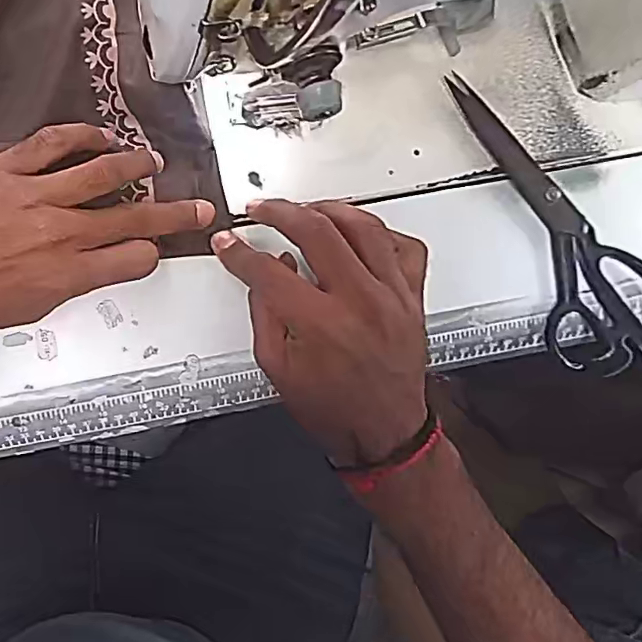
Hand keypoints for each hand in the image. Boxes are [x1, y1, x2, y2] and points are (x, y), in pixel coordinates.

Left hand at [0, 124, 215, 367]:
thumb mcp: (30, 309)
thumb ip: (70, 282)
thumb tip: (93, 265)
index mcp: (67, 274)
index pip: (133, 258)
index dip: (152, 253)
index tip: (157, 247)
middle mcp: (59, 233)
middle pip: (133, 217)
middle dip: (173, 213)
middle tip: (195, 208)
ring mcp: (33, 197)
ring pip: (102, 172)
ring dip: (135, 165)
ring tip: (152, 160)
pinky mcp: (5, 171)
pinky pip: (53, 144)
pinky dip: (81, 136)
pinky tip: (98, 136)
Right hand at [210, 199, 430, 466]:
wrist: (386, 432)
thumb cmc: (334, 408)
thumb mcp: (277, 367)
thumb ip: (265, 314)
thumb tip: (264, 271)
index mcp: (320, 324)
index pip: (268, 269)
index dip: (239, 251)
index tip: (229, 243)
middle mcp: (360, 303)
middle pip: (317, 231)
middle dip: (279, 212)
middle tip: (262, 210)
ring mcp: (392, 296)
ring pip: (363, 226)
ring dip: (327, 209)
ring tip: (305, 208)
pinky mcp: (412, 297)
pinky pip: (404, 246)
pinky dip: (379, 230)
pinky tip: (358, 230)